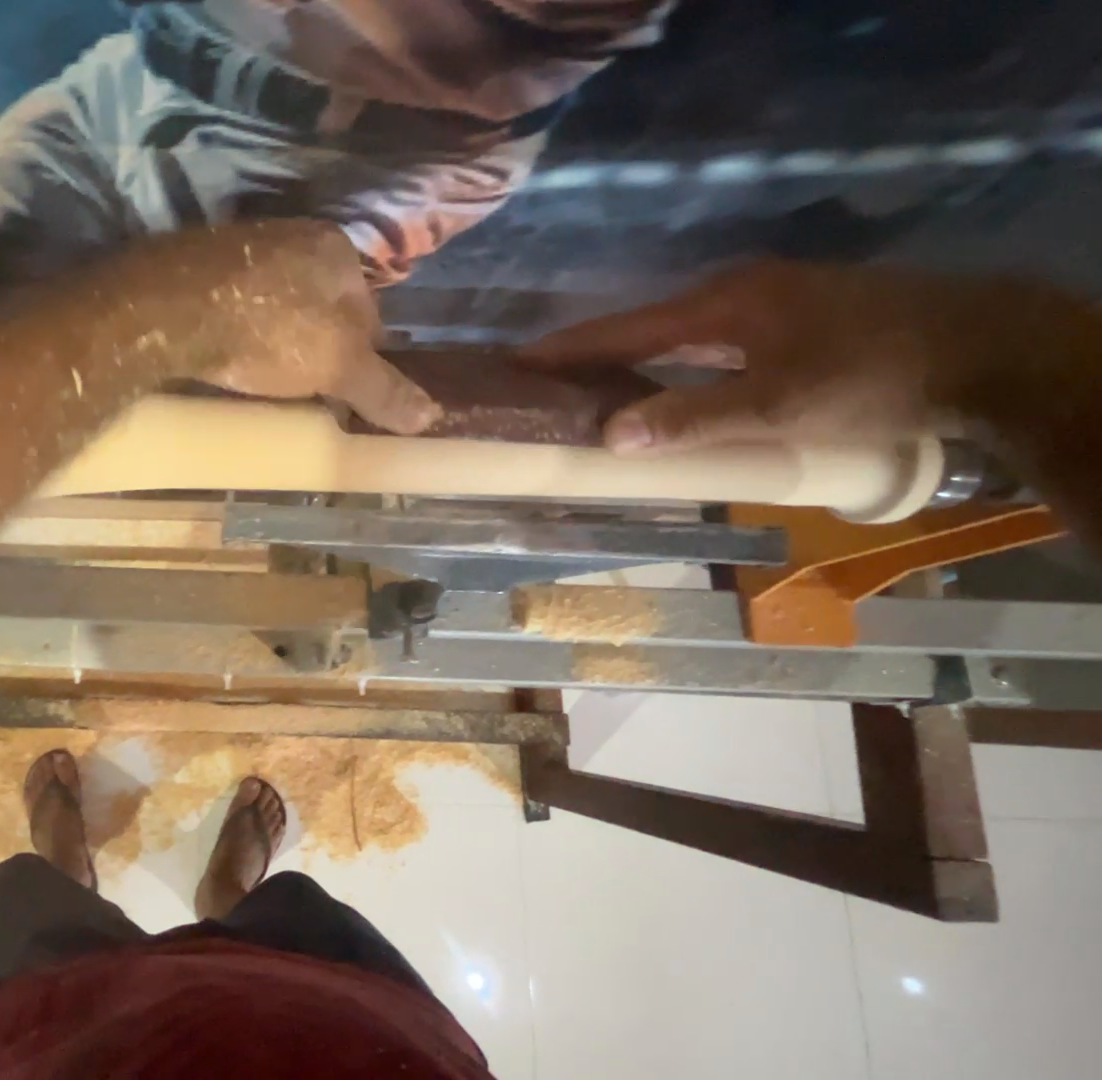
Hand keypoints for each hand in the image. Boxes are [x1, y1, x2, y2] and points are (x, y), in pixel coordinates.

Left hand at [191, 222, 440, 434]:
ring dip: (278, 341)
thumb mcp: (336, 365)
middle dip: (319, 347)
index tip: (348, 392)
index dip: (363, 357)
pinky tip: (230, 361)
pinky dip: (240, 334)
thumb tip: (430, 417)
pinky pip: (236, 306)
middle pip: (321, 307)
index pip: (369, 311)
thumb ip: (382, 389)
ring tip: (266, 382)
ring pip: (278, 306)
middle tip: (307, 392)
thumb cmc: (268, 331)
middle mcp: (291, 236)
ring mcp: (242, 248)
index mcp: (336, 249)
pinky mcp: (198, 267)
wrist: (170, 311)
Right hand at [522, 261, 982, 452]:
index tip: (513, 360)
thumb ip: (690, 418)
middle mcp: (737, 291)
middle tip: (545, 378)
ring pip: (678, 331)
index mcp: (722, 304)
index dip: (565, 348)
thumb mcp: (778, 406)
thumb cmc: (877, 377)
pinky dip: (675, 359)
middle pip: (644, 324)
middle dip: (591, 352)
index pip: (621, 329)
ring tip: (592, 383)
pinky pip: (710, 338)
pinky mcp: (796, 314)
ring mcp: (770, 298)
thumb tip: (608, 433)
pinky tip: (670, 378)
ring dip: (634, 356)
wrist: (998, 350)